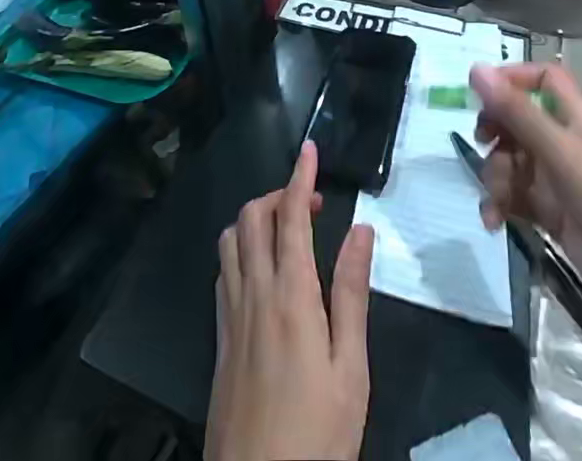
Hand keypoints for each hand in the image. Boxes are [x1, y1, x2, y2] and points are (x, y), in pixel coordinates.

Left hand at [208, 141, 373, 460]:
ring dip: (255, 219)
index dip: (300, 177)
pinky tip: (262, 271)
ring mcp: (230, 314)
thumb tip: (362, 231)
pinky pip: (223, 273)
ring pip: (230, 241)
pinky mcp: (219, 337)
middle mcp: (253, 292)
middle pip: (251, 218)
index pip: (291, 217)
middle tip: (310, 203)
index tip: (309, 149)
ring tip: (287, 231)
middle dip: (277, 194)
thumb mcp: (351, 366)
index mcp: (291, 295)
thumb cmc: (318, 432)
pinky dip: (241, 250)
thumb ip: (352, 292)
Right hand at [470, 62, 581, 318]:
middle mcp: (567, 144)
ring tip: (496, 203)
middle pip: (519, 123)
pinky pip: (517, 199)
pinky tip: (495, 222)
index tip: (482, 96)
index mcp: (576, 119)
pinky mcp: (555, 216)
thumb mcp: (560, 151)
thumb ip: (516, 112)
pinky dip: (502, 206)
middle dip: (496, 135)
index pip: (543, 80)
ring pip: (514, 163)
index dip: (513, 80)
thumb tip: (476, 69)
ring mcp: (560, 182)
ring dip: (496, 178)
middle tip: (482, 146)